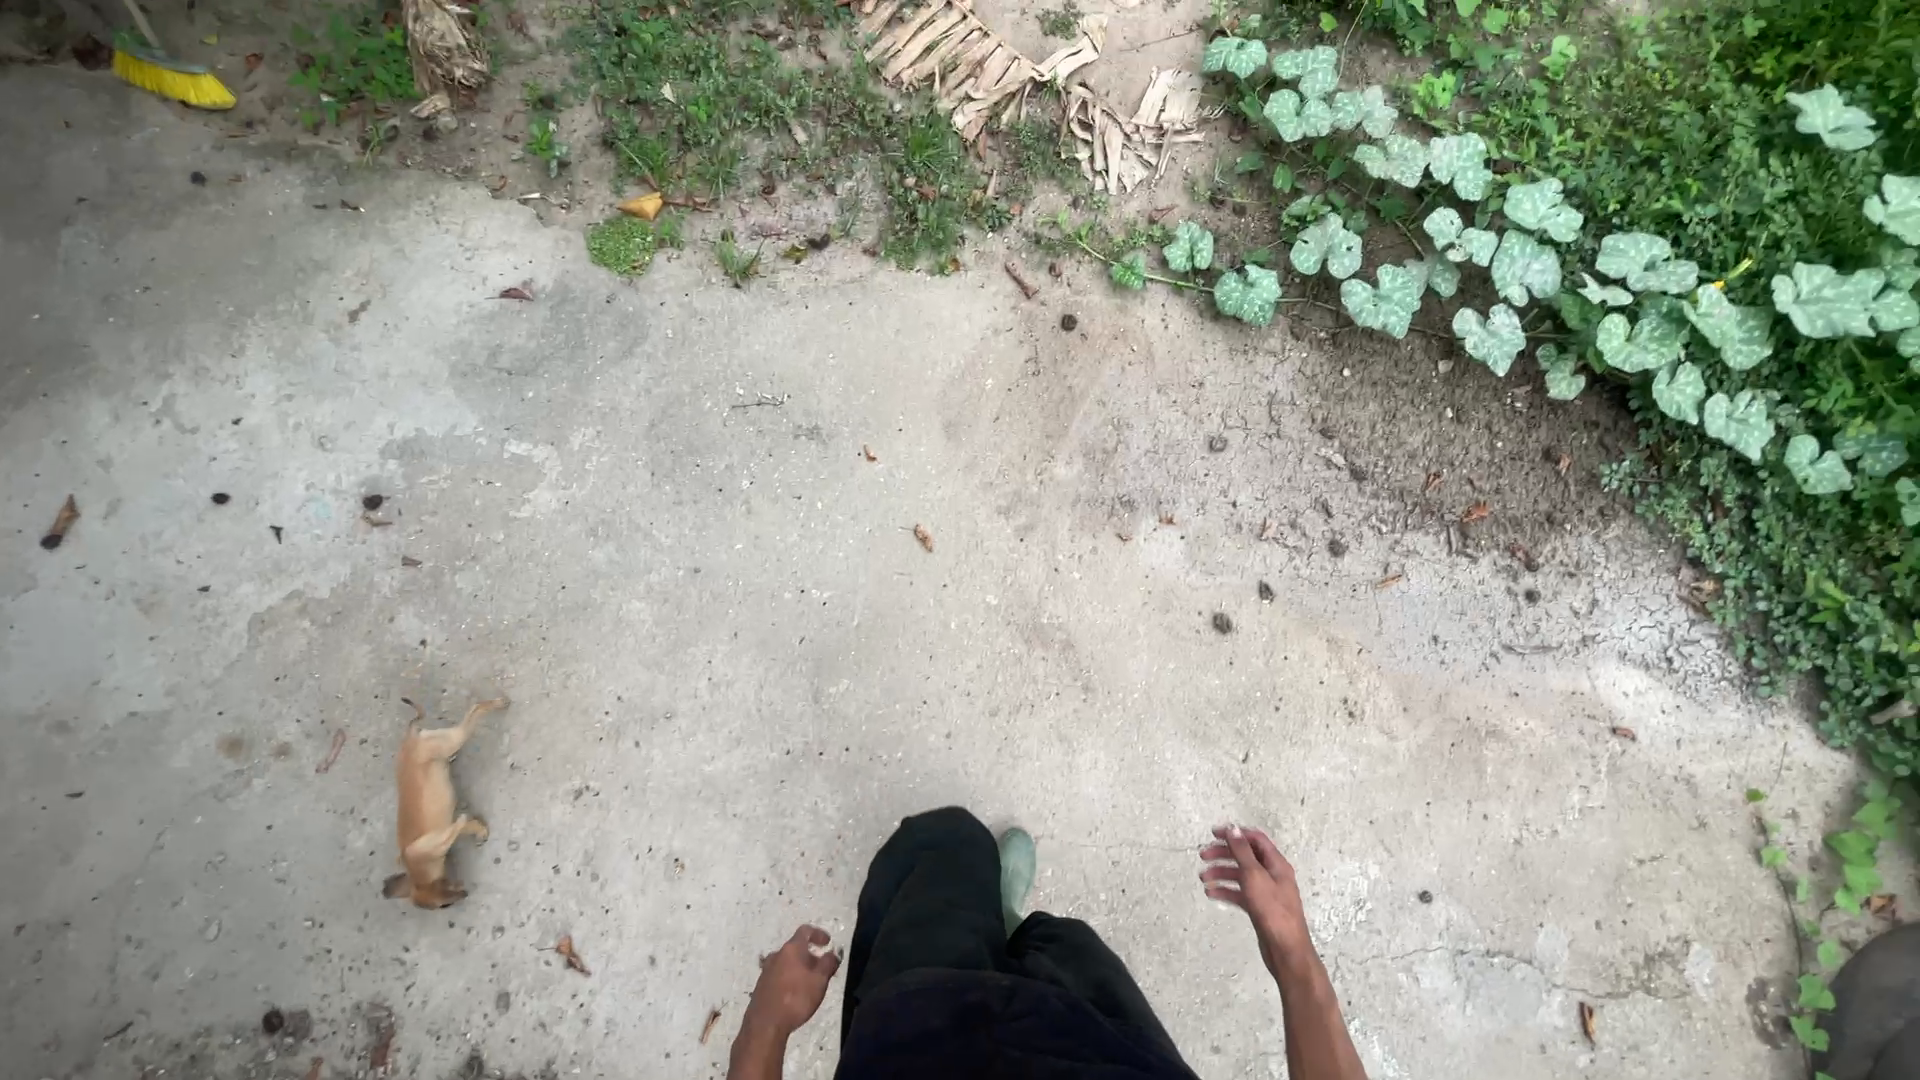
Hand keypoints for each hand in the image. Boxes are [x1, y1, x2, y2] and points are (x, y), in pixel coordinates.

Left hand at [743, 925, 841, 1037]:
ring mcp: (766, 971)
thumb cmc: (796, 998)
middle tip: (821, 969)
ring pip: (786, 963)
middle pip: (795, 948)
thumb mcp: (820, 981)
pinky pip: (778, 976)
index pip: (805, 931)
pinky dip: (789, 979)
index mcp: (791, 949)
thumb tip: (832, 954)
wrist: (765, 1025)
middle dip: (810, 956)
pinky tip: (794, 995)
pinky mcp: (760, 987)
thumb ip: (828, 964)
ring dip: (799, 969)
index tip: (828, 942)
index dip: (818, 934)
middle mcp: (776, 955)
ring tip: (809, 984)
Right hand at [1199, 824, 1310, 975]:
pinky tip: (1211, 893)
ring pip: (1240, 875)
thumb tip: (1233, 828)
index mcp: (1276, 864)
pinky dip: (1226, 890)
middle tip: (1203, 856)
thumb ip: (1242, 851)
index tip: (1213, 834)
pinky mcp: (1259, 907)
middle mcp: (1271, 875)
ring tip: (1203, 878)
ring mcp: (1265, 892)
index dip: (1235, 834)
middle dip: (1223, 854)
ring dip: (1221, 873)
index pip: (1255, 839)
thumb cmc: (1271, 909)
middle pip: (1245, 856)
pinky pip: (1240, 893)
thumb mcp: (1254, 875)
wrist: (1286, 950)